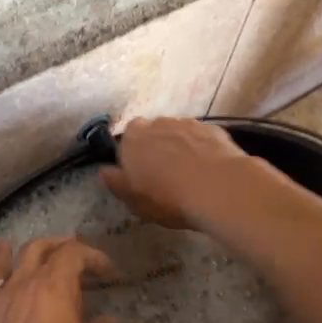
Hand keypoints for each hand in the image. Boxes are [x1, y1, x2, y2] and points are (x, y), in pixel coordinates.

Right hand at [101, 117, 254, 228]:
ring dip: (181, 148)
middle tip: (167, 176)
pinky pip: (201, 139)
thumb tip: (104, 171)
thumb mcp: (133, 200)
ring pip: (178, 134)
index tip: (142, 176)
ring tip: (191, 174)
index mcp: (133, 138)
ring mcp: (187, 123)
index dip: (134, 158)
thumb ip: (116, 183)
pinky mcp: (212, 129)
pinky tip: (209, 169)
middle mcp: (158, 123)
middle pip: (154, 134)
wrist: (217, 188)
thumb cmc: (167, 197)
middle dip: (158, 149)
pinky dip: (202, 150)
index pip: (127, 141)